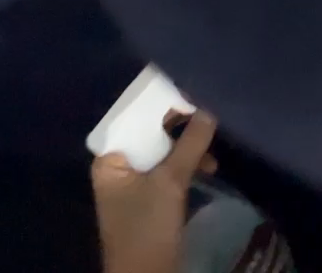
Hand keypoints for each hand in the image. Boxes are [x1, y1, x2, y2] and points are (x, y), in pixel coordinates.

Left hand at [91, 109, 218, 272]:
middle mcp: (118, 167)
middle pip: (149, 132)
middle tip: (205, 114)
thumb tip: (209, 108)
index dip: (160, 103)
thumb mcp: (170, 183)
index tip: (188, 91)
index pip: (133, 117)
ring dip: (187, 146)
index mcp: (110, 159)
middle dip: (178, 126)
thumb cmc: (147, 229)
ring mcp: (133, 184)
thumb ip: (190, 143)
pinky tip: (208, 165)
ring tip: (211, 147)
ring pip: (163, 150)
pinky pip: (168, 168)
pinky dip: (187, 164)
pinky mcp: (149, 198)